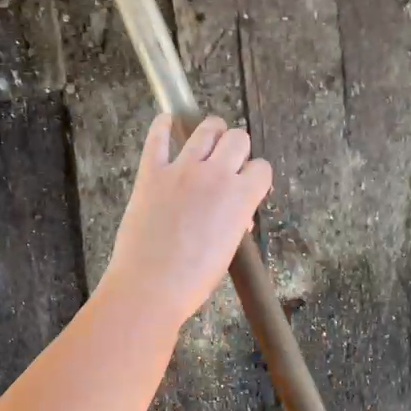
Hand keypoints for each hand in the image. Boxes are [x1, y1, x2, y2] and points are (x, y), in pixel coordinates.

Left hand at [98, 113, 272, 323]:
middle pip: (237, 139)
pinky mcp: (151, 174)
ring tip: (206, 143)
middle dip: (235, 151)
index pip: (261, 168)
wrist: (149, 288)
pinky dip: (163, 126)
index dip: (254, 177)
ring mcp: (181, 170)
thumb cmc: (191, 281)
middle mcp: (215, 175)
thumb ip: (234, 225)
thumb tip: (237, 217)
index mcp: (240, 197)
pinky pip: (158, 138)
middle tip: (225, 166)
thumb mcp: (226, 253)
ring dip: (210, 133)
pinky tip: (166, 122)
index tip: (246, 186)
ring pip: (206, 129)